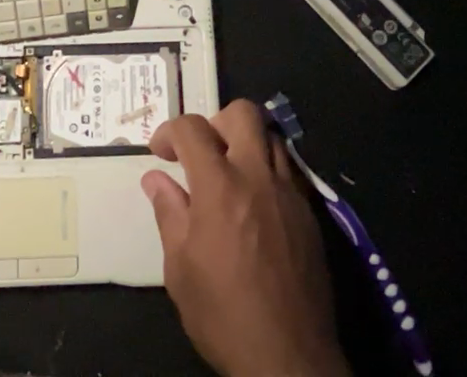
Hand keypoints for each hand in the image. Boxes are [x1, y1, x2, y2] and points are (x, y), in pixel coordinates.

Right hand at [144, 100, 349, 376]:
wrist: (289, 357)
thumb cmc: (223, 315)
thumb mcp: (180, 269)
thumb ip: (169, 214)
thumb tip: (156, 179)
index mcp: (220, 187)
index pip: (192, 129)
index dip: (168, 131)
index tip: (159, 154)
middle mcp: (259, 177)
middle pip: (243, 113)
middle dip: (215, 121)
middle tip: (200, 154)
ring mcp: (290, 193)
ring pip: (271, 136)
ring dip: (245, 142)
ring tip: (227, 175)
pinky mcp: (310, 212)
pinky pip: (288, 169)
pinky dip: (266, 169)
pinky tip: (253, 202)